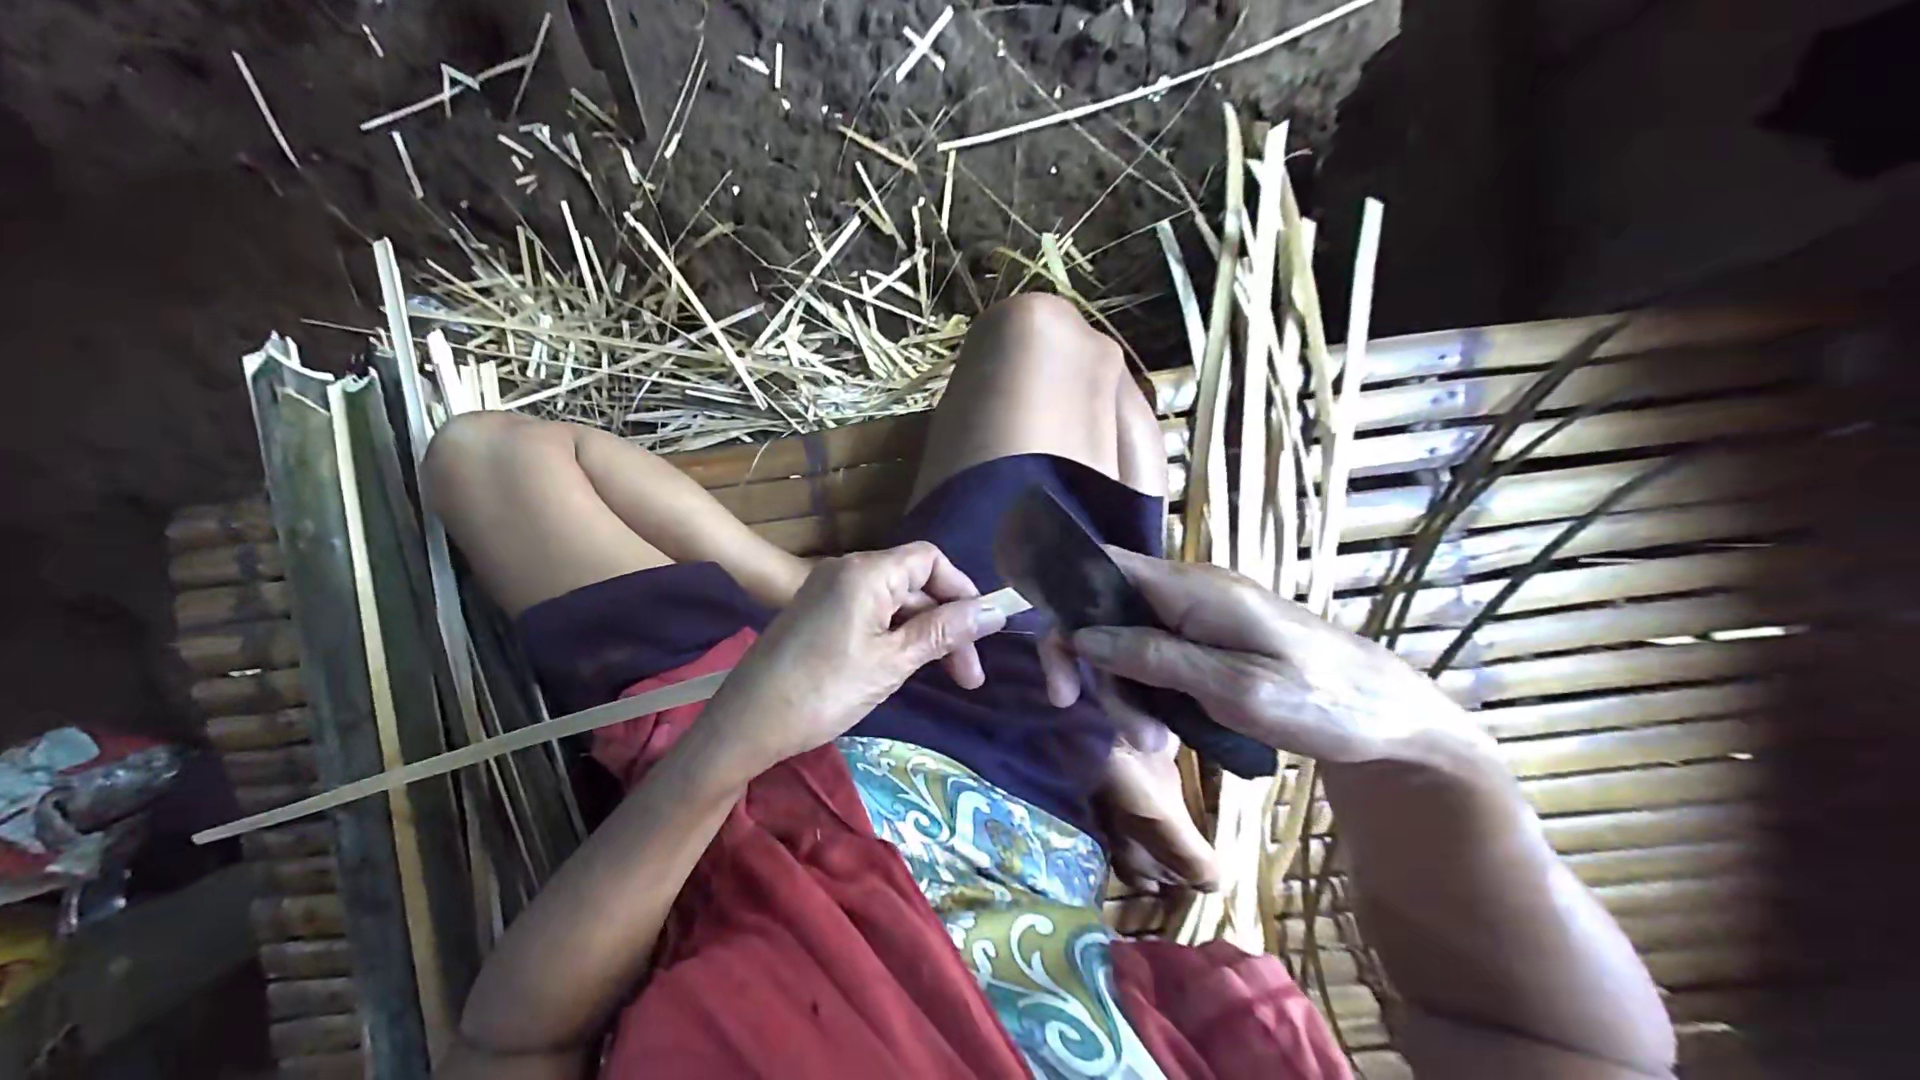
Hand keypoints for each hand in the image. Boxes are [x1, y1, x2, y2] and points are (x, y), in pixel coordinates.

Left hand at [691, 542, 1008, 782]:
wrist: (745, 724)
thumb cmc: (824, 691)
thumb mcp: (893, 662)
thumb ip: (945, 631)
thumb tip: (996, 610)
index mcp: (866, 572)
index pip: (930, 559)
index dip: (962, 590)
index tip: (981, 633)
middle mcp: (847, 571)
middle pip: (914, 584)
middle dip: (946, 624)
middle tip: (967, 678)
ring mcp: (828, 592)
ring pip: (894, 602)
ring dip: (922, 635)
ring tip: (939, 679)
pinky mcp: (817, 614)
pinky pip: (869, 614)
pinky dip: (893, 637)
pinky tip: (901, 669)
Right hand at [1060, 547, 1492, 764]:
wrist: (1396, 721)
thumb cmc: (1324, 702)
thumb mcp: (1235, 688)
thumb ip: (1157, 658)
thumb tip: (1085, 636)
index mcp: (1194, 588)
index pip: (1102, 567)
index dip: (1065, 605)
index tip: (1062, 671)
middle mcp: (1191, 592)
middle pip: (1110, 614)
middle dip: (1103, 674)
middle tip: (1131, 736)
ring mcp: (1202, 616)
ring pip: (1132, 642)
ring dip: (1129, 693)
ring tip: (1159, 746)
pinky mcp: (1213, 640)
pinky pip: (1160, 657)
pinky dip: (1152, 693)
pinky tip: (1170, 732)